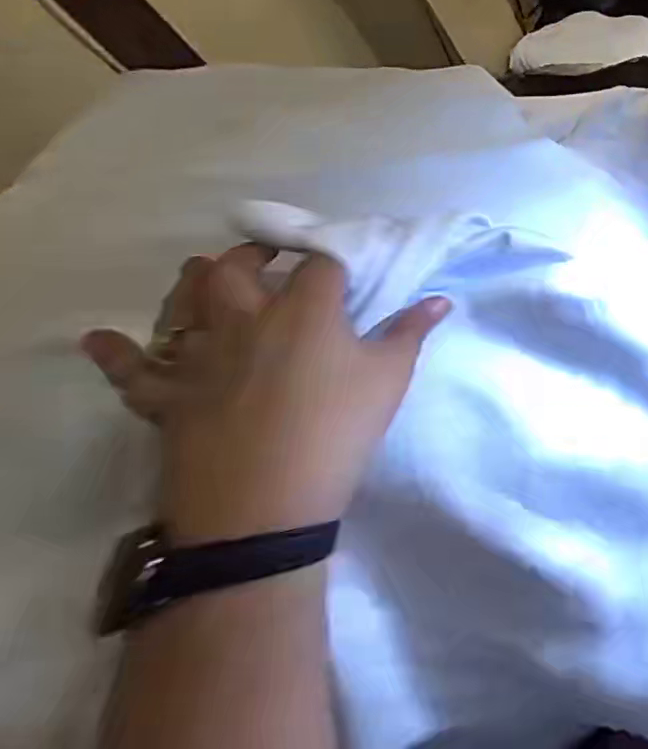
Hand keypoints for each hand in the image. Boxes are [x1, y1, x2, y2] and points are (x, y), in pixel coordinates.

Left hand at [81, 245, 450, 544]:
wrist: (266, 497)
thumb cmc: (341, 425)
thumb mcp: (391, 374)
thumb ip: (410, 330)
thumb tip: (438, 300)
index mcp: (304, 312)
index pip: (319, 264)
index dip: (332, 254)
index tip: (344, 257)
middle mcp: (244, 322)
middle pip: (233, 271)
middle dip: (252, 256)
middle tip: (269, 255)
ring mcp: (197, 357)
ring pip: (181, 306)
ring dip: (191, 284)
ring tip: (203, 272)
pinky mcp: (166, 395)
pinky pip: (131, 369)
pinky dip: (115, 351)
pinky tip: (104, 339)